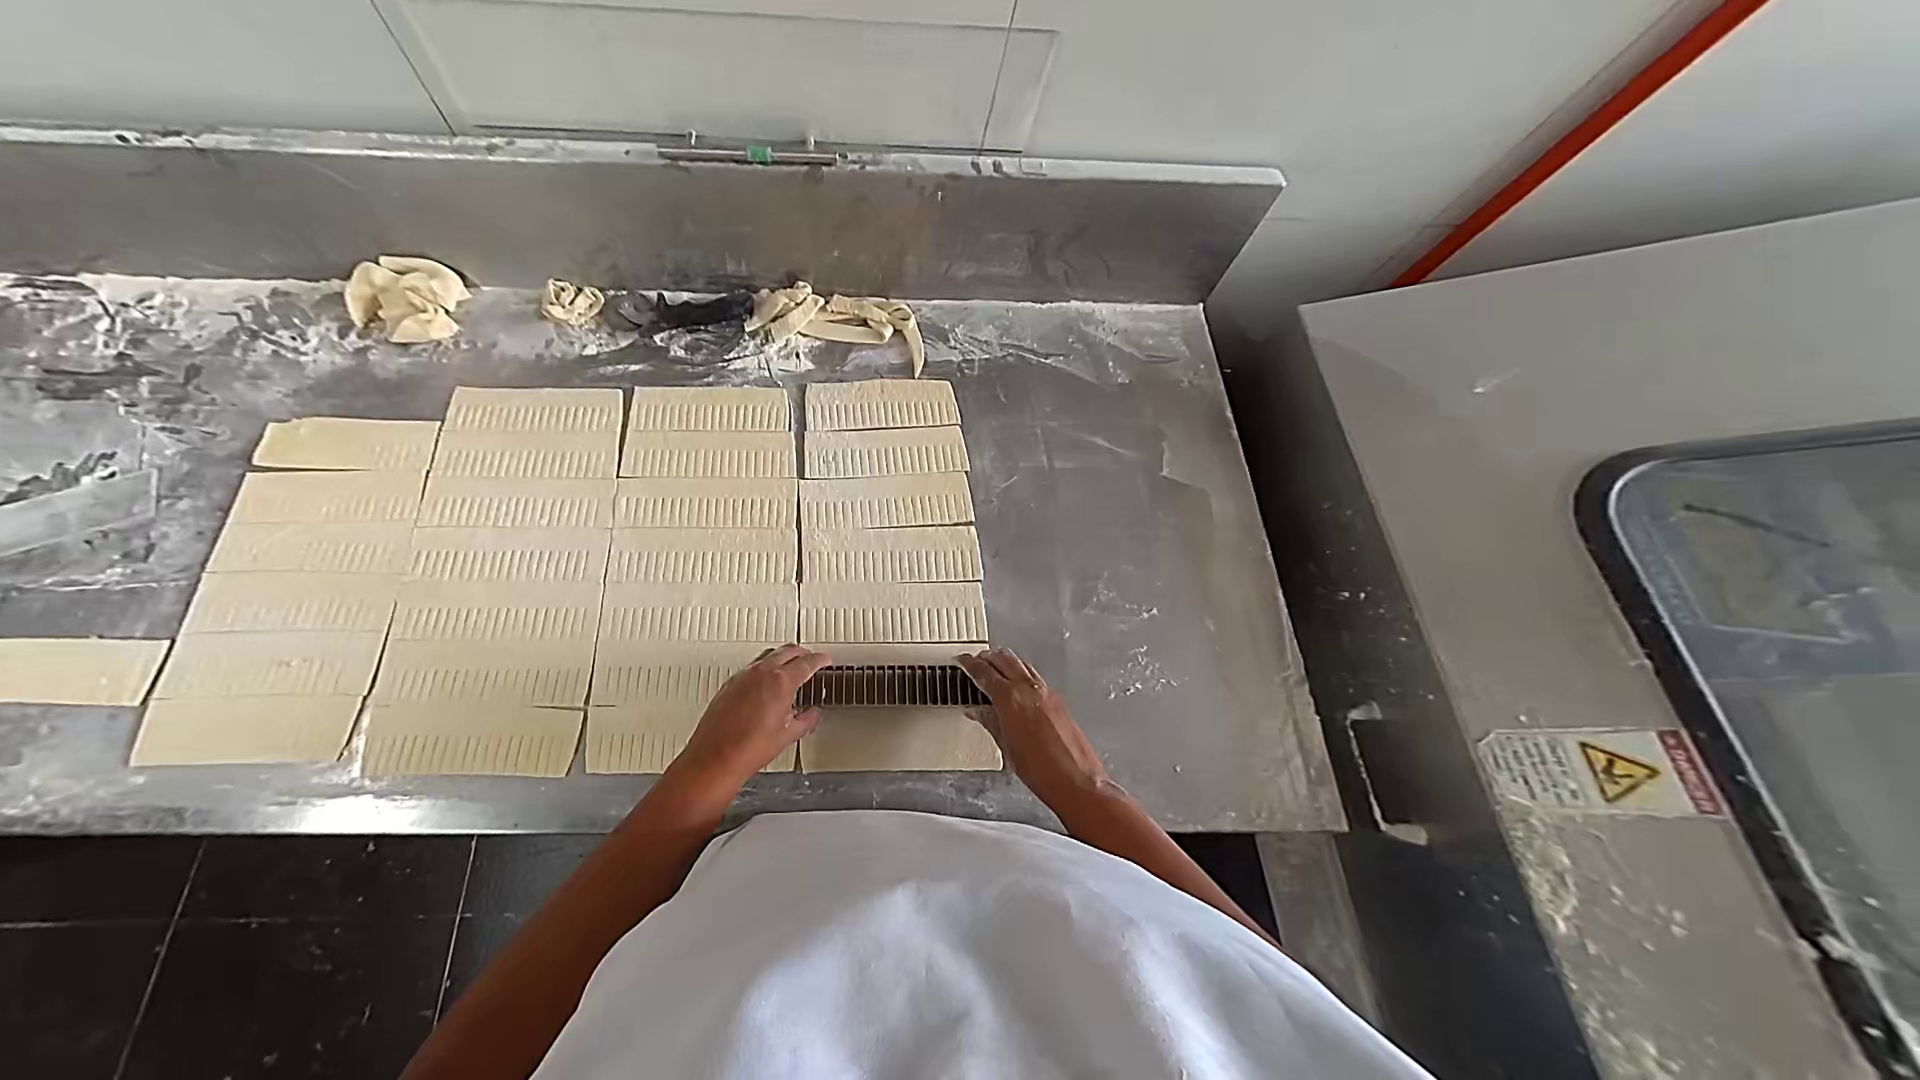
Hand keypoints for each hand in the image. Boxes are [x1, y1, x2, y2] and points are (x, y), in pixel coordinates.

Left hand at [667, 645, 830, 792]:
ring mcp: (742, 677)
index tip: (824, 660)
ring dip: (782, 657)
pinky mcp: (729, 685)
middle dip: (803, 654)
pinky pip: (751, 668)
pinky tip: (765, 683)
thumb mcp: (788, 735)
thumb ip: (806, 720)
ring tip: (790, 669)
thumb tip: (811, 715)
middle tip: (811, 660)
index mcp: (781, 682)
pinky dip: (764, 669)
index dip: (820, 660)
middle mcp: (760, 673)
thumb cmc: (746, 749)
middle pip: (787, 651)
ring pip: (768, 656)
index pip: (807, 662)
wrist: (714, 759)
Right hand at [955, 648, 1110, 804]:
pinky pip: (1035, 677)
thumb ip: (990, 722)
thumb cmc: (1042, 771)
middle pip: (1004, 659)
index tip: (963, 660)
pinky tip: (1018, 684)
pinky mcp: (1058, 700)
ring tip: (995, 667)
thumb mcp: (1006, 746)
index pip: (984, 673)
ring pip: (1021, 664)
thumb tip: (978, 712)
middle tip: (976, 660)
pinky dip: (1021, 673)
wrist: (1076, 781)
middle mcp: (1029, 690)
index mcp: (1011, 699)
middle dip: (987, 657)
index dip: (970, 664)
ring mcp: (1046, 692)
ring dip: (1005, 662)